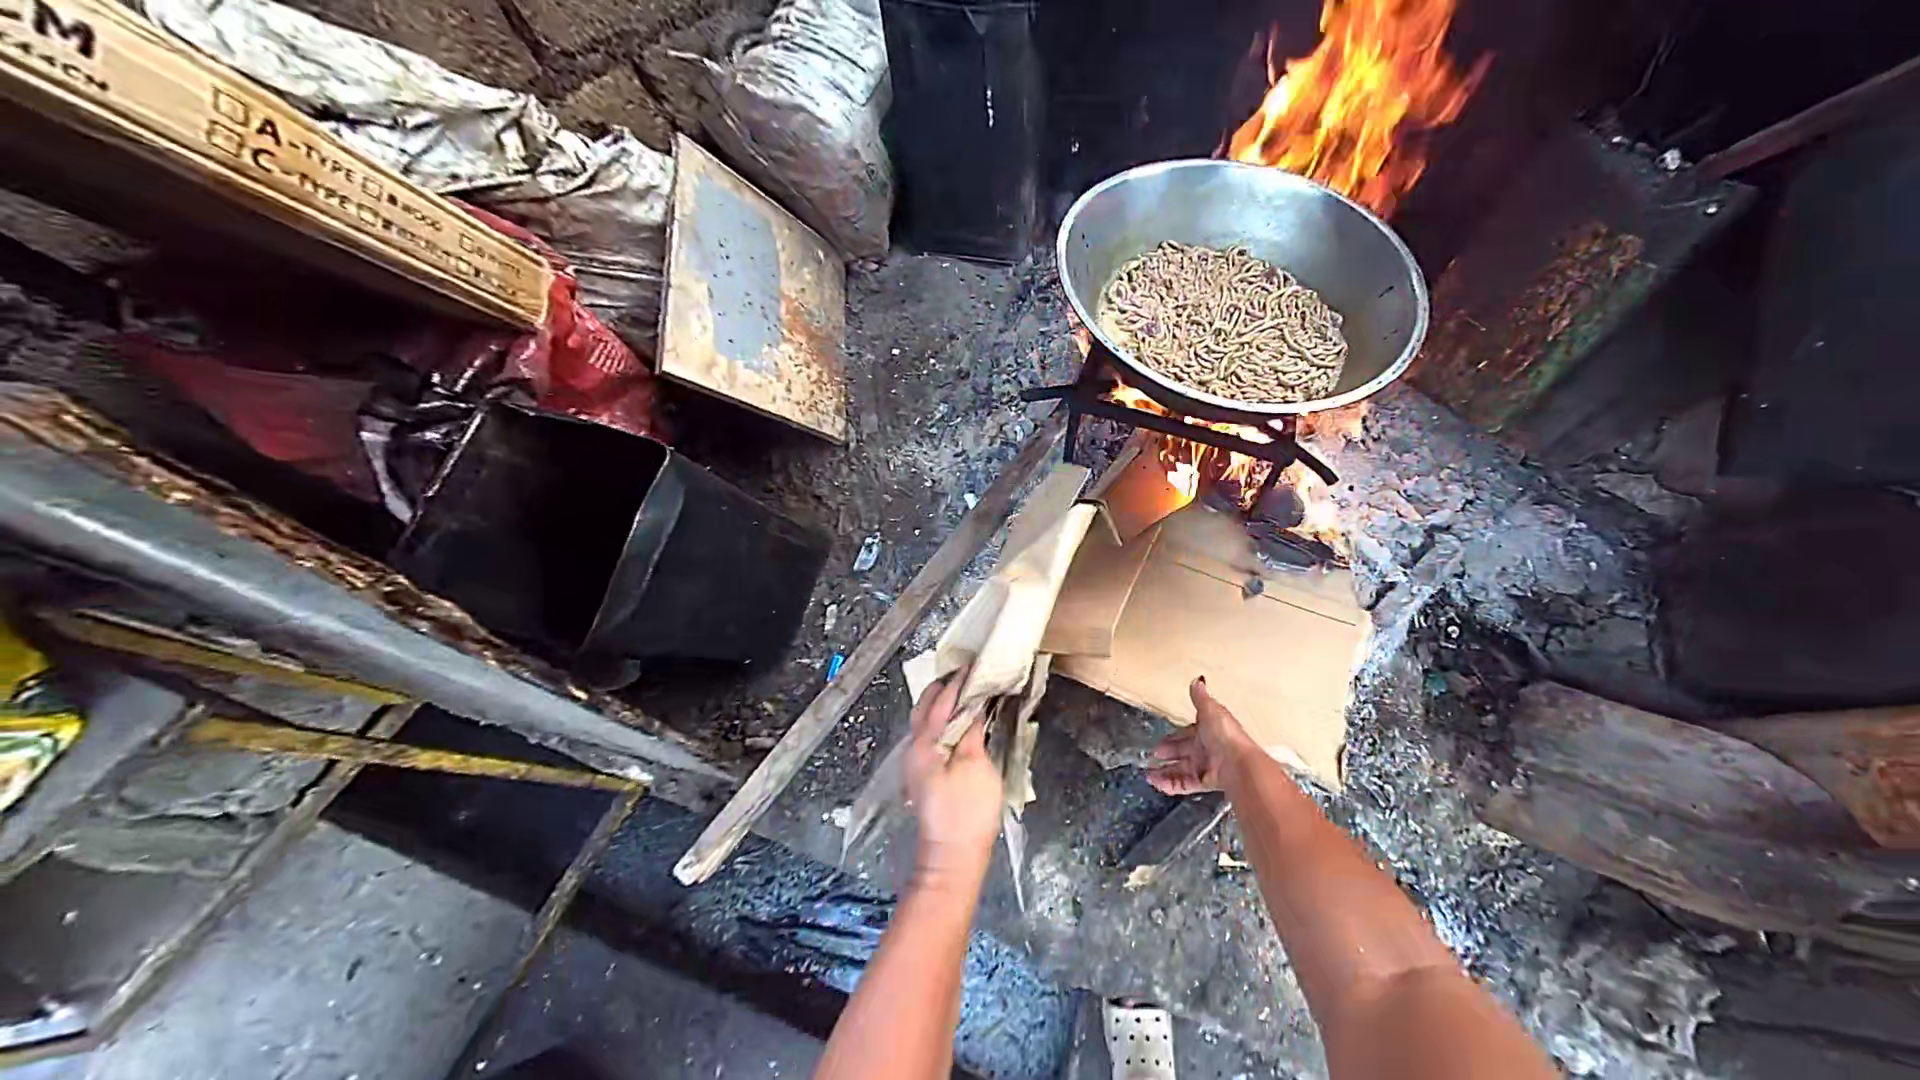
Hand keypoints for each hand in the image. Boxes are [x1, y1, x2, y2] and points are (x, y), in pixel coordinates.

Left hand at [905, 669, 1002, 888]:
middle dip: (943, 688)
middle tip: (968, 674)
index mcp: (924, 742)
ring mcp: (917, 763)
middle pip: (925, 708)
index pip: (940, 701)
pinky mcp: (925, 776)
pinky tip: (961, 724)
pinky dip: (944, 722)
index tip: (974, 664)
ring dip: (943, 705)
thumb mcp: (976, 766)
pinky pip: (932, 736)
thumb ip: (971, 731)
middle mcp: (914, 748)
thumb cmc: (966, 812)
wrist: (952, 858)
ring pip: (926, 722)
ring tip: (967, 693)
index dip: (958, 681)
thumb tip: (972, 705)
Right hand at [1147, 677, 1257, 795]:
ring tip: (1149, 774)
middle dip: (1167, 753)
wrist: (1238, 763)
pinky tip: (1157, 782)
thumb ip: (1200, 698)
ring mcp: (1206, 766)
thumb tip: (1198, 681)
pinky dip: (1169, 784)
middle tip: (1152, 755)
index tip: (1161, 740)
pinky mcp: (1205, 782)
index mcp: (1208, 731)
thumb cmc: (1226, 735)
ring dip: (1165, 771)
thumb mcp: (1210, 710)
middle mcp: (1207, 749)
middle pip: (1182, 752)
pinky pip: (1184, 783)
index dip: (1174, 736)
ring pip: (1181, 770)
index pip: (1187, 733)